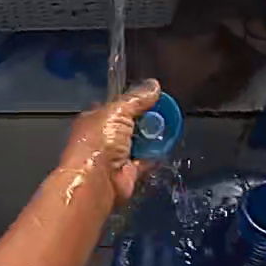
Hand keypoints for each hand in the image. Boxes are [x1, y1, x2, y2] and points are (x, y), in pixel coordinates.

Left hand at [58, 80, 162, 204]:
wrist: (97, 180)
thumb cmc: (99, 140)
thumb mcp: (118, 111)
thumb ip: (136, 99)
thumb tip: (154, 85)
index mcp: (95, 119)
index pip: (116, 107)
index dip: (133, 101)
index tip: (152, 97)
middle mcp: (104, 138)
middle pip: (130, 124)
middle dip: (147, 119)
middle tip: (165, 113)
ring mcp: (116, 156)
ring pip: (140, 142)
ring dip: (153, 136)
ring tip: (170, 126)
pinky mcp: (129, 172)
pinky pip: (147, 160)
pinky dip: (157, 154)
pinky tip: (168, 145)